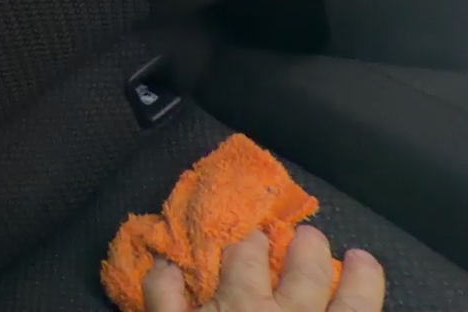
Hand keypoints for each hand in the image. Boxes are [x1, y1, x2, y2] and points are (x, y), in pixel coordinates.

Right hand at [147, 228, 384, 311]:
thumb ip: (163, 297)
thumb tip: (165, 263)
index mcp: (243, 305)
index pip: (247, 260)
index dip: (251, 243)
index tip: (255, 232)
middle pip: (305, 275)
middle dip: (306, 250)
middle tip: (309, 233)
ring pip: (352, 306)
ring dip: (360, 279)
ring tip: (362, 258)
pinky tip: (373, 308)